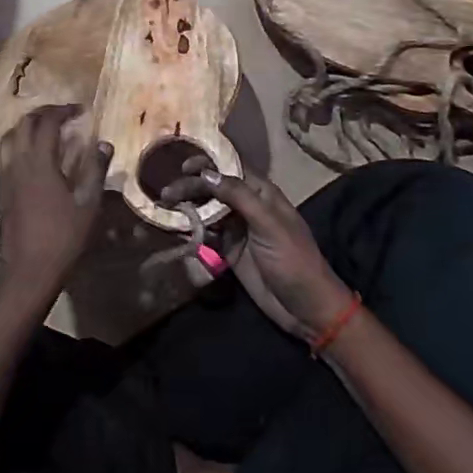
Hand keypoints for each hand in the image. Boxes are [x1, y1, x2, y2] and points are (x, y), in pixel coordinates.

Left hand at [0, 105, 109, 294]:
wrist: (28, 269)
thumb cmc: (63, 237)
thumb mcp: (87, 204)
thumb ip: (95, 170)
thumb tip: (103, 144)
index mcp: (39, 163)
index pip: (47, 123)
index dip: (63, 111)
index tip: (80, 110)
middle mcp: (18, 163)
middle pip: (24, 124)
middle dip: (43, 113)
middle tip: (63, 114)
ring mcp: (5, 176)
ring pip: (8, 138)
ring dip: (26, 126)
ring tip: (44, 129)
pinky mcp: (0, 190)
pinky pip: (4, 156)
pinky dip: (17, 144)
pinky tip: (32, 156)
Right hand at [161, 158, 353, 342]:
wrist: (306, 308)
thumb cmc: (293, 260)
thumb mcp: (268, 224)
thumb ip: (238, 197)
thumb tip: (207, 173)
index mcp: (262, 194)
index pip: (231, 169)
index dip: (208, 164)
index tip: (183, 166)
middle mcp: (248, 207)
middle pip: (215, 189)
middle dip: (191, 188)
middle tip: (167, 194)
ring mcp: (238, 229)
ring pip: (208, 210)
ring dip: (188, 207)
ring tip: (166, 207)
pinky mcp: (229, 251)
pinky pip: (207, 234)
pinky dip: (191, 229)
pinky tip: (175, 227)